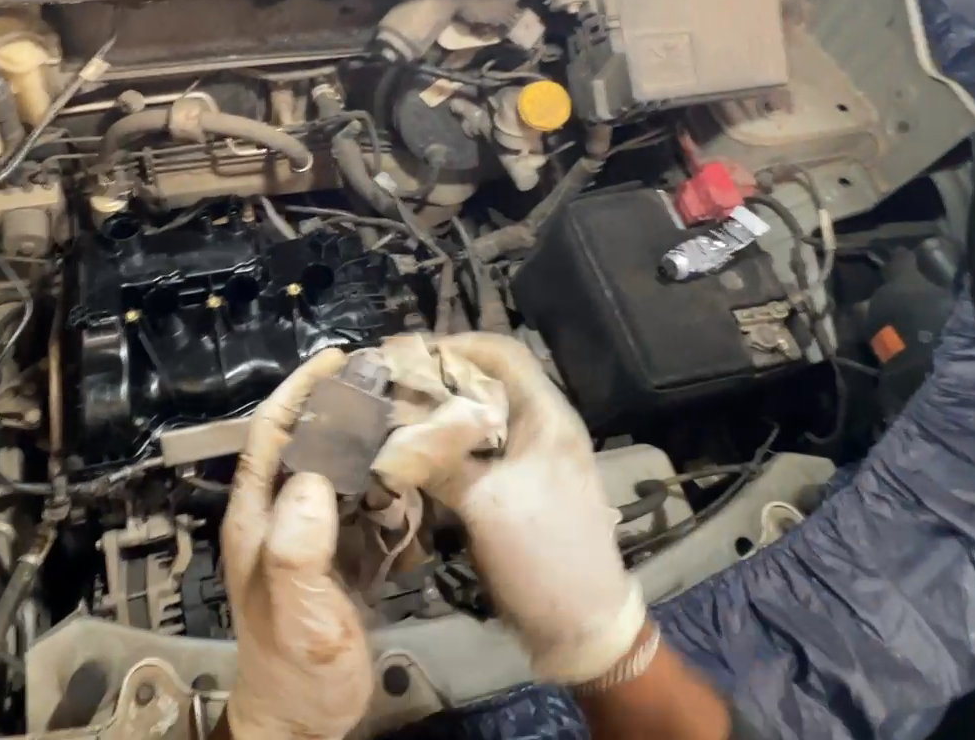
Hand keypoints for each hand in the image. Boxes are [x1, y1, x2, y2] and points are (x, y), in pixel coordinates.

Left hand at [222, 348, 373, 739]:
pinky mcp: (338, 553)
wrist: (305, 720)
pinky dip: (388, 493)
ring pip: (341, 471)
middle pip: (310, 442)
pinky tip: (411, 488)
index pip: (271, 434)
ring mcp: (311, 532)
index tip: (334, 359)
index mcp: (258, 515)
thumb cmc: (293, 667)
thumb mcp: (294, 610)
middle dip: (345, 411)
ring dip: (372, 450)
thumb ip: (296, 548)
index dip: (298, 391)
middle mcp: (282, 513)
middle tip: (389, 387)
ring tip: (409, 428)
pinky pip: (364, 507)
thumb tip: (314, 477)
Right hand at [371, 333, 644, 685]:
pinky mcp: (519, 485)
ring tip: (397, 418)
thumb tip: (390, 428)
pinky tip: (417, 455)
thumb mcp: (486, 503)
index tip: (408, 357)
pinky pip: (479, 450)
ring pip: (481, 417)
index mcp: (547, 416)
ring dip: (441, 414)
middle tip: (392, 388)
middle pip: (488, 383)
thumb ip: (439, 458)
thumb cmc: (543, 555)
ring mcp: (532, 458)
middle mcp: (542, 427)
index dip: (457, 345)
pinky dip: (448, 446)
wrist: (584, 629)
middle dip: (440, 380)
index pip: (503, 354)